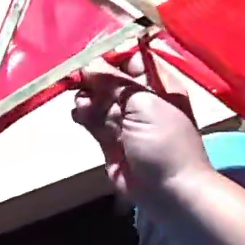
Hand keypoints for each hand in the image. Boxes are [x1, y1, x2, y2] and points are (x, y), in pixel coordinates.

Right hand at [70, 49, 210, 201]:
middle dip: (92, 74)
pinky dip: (82, 113)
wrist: (170, 192)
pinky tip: (79, 113)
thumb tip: (90, 64)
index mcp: (158, 84)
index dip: (110, 54)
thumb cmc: (164, 142)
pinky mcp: (109, 140)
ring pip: (98, 97)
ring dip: (86, 95)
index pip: (131, 58)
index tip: (87, 53)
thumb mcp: (144, 104)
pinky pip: (91, 119)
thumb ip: (115, 82)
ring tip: (82, 101)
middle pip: (110, 77)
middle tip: (74, 75)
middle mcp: (141, 98)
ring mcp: (124, 120)